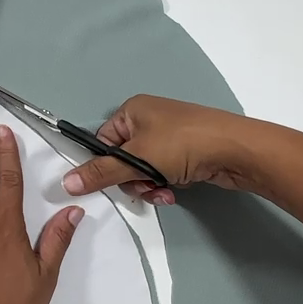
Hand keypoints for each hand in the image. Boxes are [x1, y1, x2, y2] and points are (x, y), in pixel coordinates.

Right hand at [62, 94, 265, 203]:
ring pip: (142, 169)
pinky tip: (174, 192)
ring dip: (148, 185)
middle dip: (132, 180)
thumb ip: (101, 173)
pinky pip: (161, 171)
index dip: (105, 165)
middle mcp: (148, 119)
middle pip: (122, 158)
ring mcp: (168, 135)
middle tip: (146, 187)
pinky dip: (164, 184)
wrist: (236, 150)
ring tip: (164, 192)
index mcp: (132, 111)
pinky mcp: (185, 152)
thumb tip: (66, 183)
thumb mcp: (137, 159)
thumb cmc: (182, 144)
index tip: (114, 182)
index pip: (102, 141)